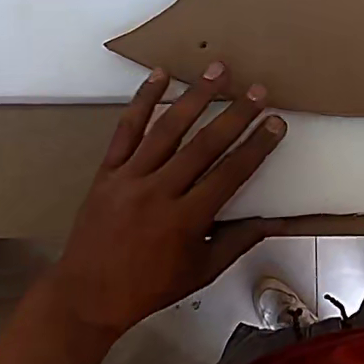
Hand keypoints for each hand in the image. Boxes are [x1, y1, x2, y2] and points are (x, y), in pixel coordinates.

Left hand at [44, 63, 286, 337]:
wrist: (88, 293)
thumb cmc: (150, 286)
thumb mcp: (201, 271)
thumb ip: (238, 242)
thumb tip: (273, 221)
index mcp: (187, 219)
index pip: (231, 174)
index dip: (256, 146)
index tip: (275, 122)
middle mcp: (160, 192)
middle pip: (204, 145)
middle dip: (235, 114)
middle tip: (257, 89)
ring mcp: (130, 177)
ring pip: (167, 129)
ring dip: (195, 96)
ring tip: (218, 70)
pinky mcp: (107, 170)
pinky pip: (126, 129)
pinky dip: (142, 100)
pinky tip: (159, 76)